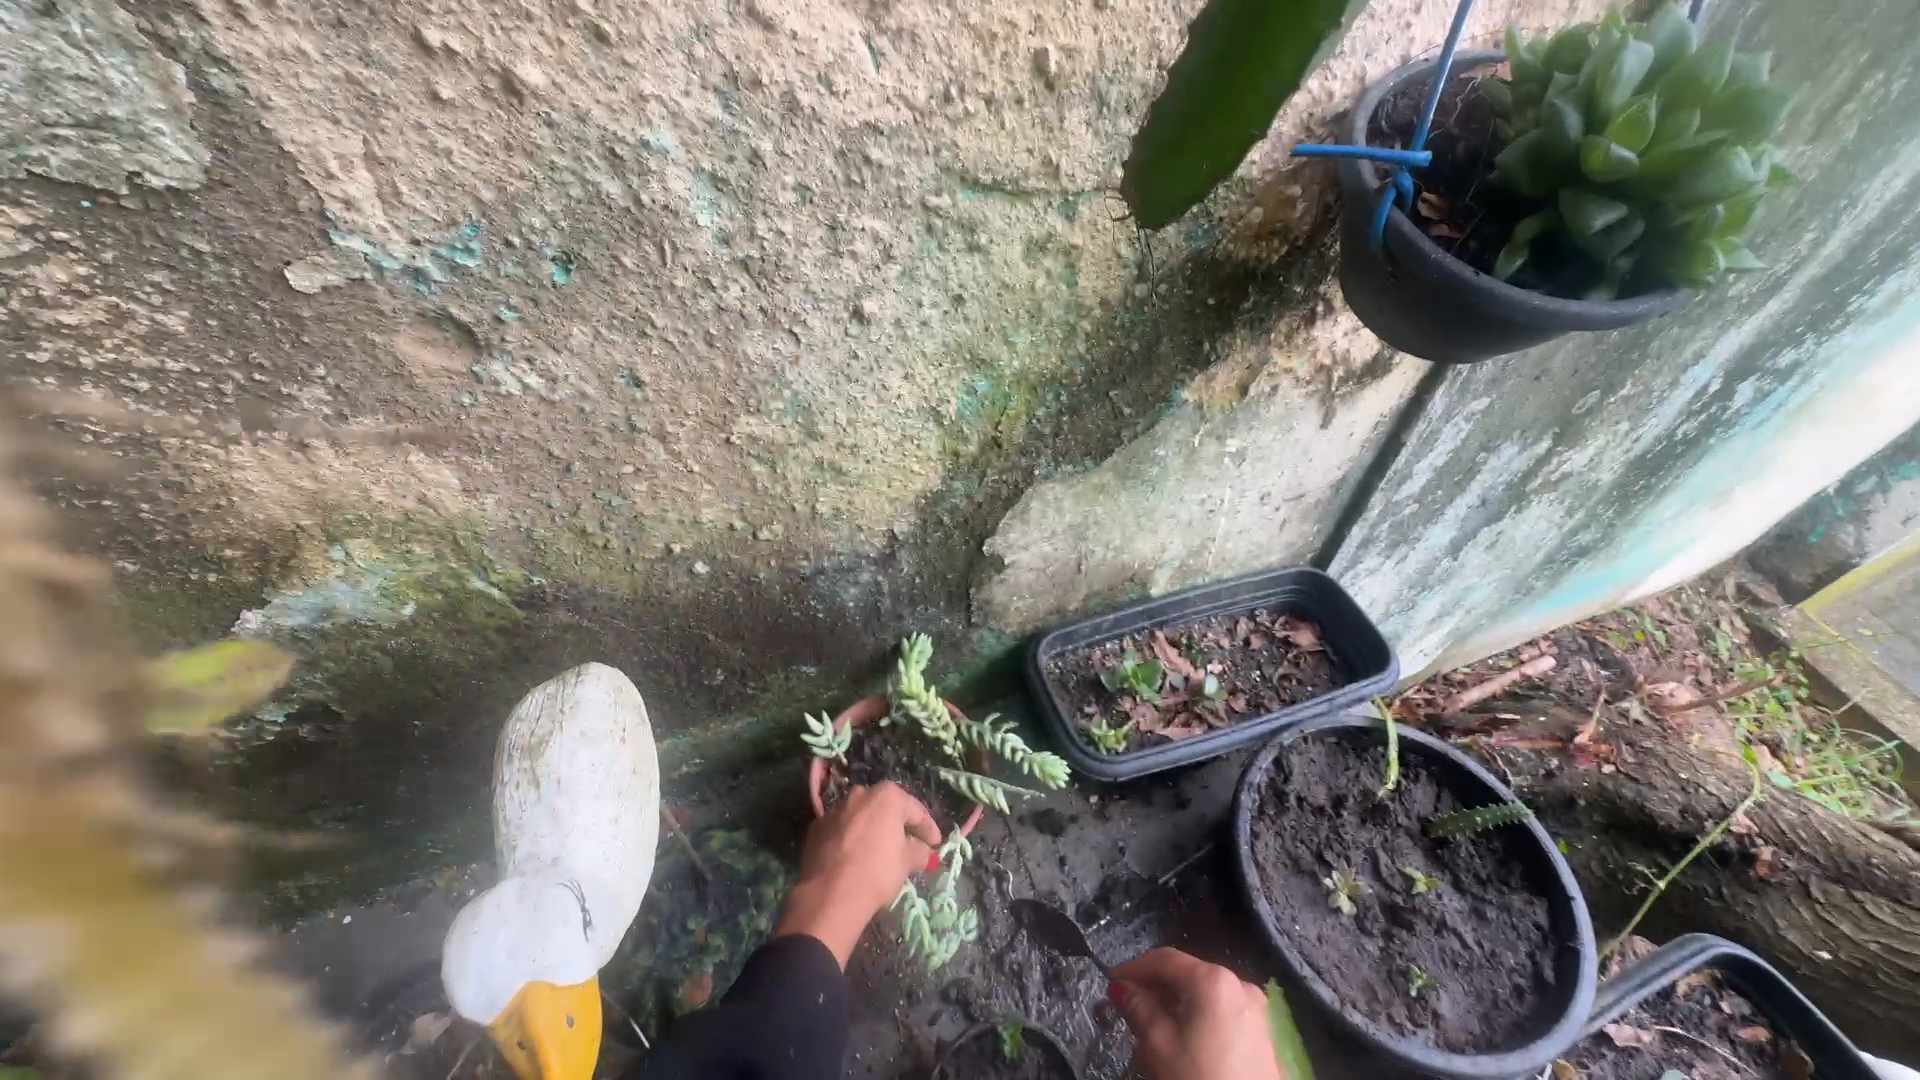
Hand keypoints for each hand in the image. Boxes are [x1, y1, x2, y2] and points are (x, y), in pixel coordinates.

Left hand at [774, 781, 941, 967]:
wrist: (830, 895)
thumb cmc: (876, 873)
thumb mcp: (905, 863)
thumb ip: (919, 852)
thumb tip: (925, 853)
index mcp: (887, 797)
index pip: (916, 811)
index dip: (928, 829)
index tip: (936, 845)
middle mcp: (860, 795)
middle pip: (887, 808)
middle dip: (900, 825)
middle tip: (912, 844)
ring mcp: (836, 810)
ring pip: (862, 816)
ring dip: (873, 830)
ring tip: (882, 850)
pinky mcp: (817, 827)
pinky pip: (842, 829)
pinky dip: (851, 838)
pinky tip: (856, 856)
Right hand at [1110, 948, 1282, 1079]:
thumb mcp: (1159, 1047)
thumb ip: (1138, 1008)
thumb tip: (1122, 988)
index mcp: (1213, 980)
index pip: (1164, 959)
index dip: (1133, 968)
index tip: (1111, 982)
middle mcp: (1240, 984)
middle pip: (1187, 973)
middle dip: (1156, 986)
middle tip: (1129, 1005)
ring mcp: (1258, 1010)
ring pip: (1206, 993)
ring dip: (1177, 1001)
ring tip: (1154, 1023)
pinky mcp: (1265, 1035)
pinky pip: (1224, 1011)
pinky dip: (1201, 1015)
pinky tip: (1186, 1039)